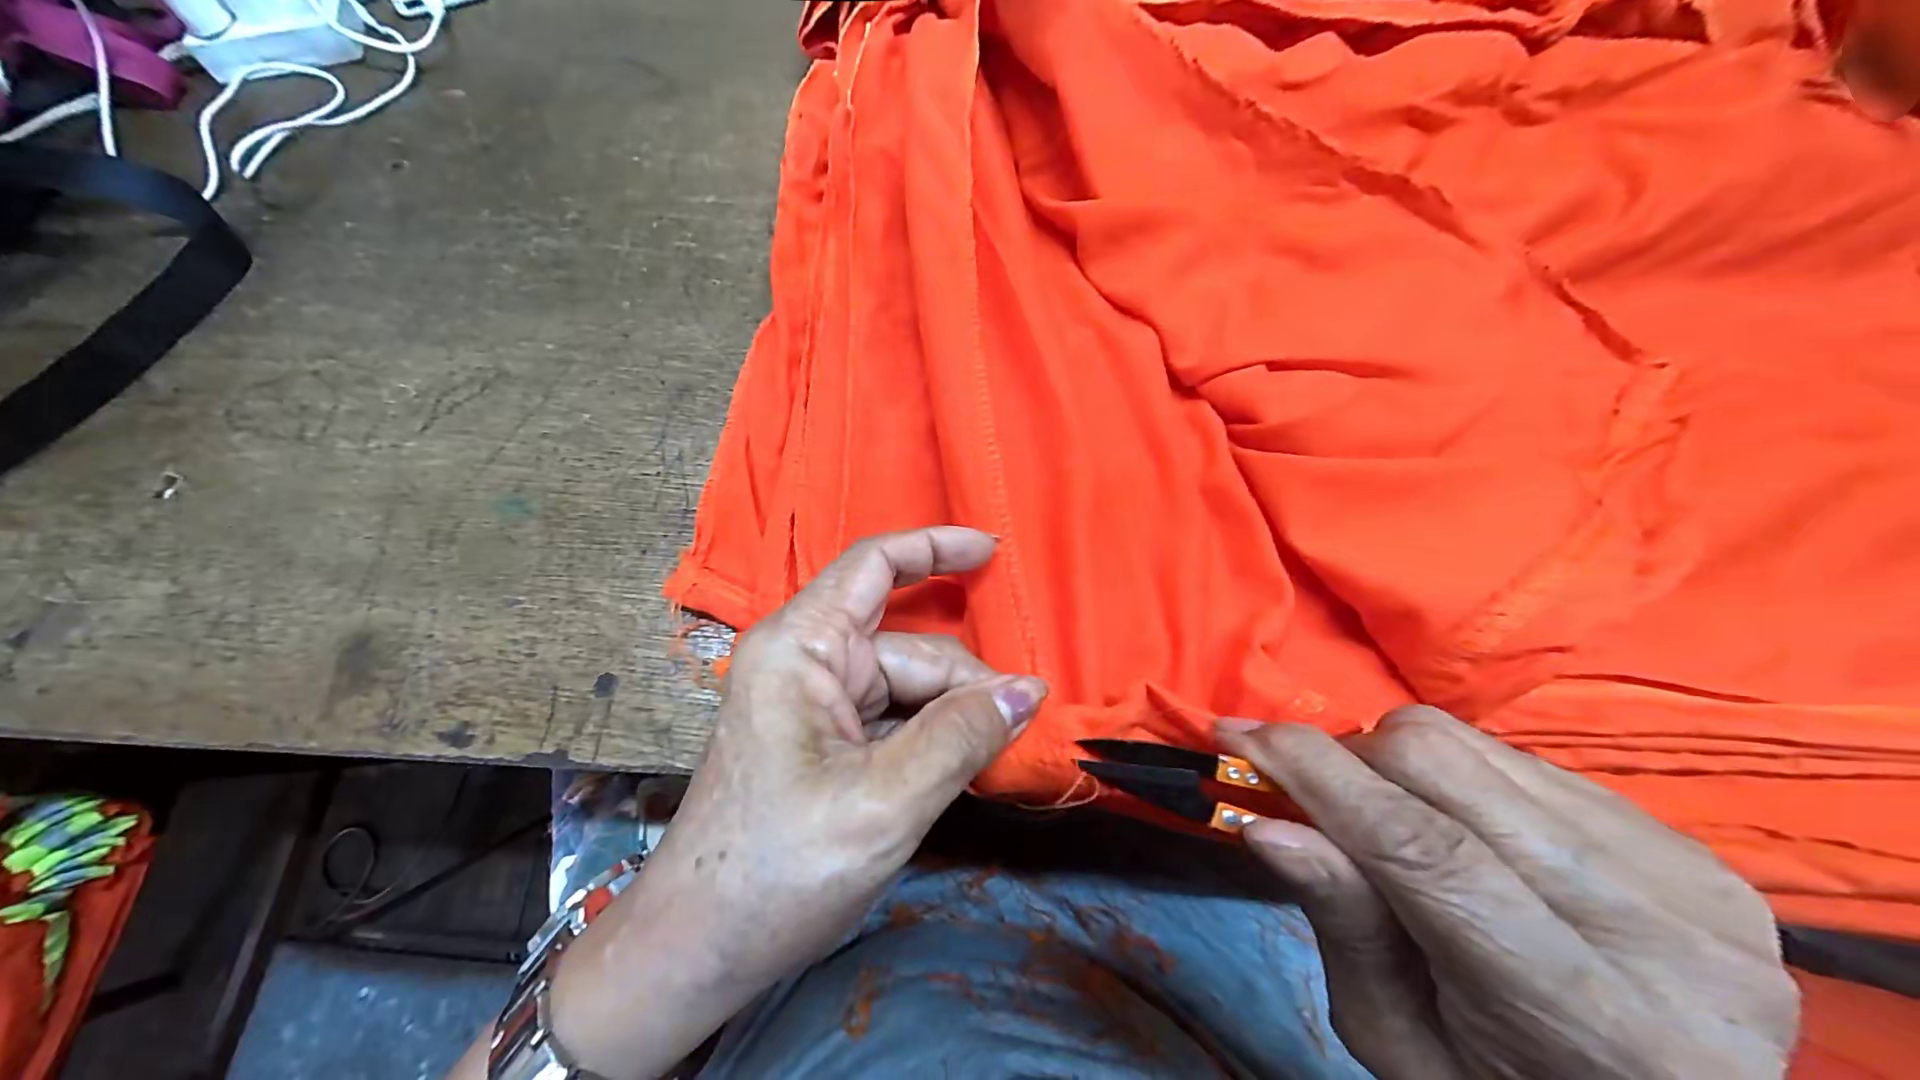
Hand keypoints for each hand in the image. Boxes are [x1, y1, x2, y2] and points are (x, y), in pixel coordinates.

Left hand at [647, 525, 1046, 980]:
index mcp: (801, 648)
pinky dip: (932, 738)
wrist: (698, 951)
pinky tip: (961, 769)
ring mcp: (815, 705)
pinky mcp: (824, 743)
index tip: (993, 550)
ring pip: (908, 689)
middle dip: (965, 682)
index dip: (934, 548)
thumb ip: (961, 738)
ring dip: (953, 718)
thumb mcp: (884, 803)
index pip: (873, 567)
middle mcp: (806, 663)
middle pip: (909, 645)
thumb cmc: (776, 871)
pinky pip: (894, 721)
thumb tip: (1028, 692)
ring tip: (990, 760)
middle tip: (1018, 727)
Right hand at [1218, 707, 1799, 1079]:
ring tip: (1377, 811)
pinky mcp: (1685, 841)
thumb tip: (1265, 826)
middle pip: (1443, 767)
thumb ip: (1341, 923)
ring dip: (1388, 759)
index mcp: (1586, 1019)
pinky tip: (1452, 824)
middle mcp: (1655, 930)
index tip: (1235, 734)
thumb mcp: (1395, 1039)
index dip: (1317, 778)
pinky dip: (1447, 772)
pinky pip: (1512, 756)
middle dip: (1343, 756)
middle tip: (1302, 789)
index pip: (1423, 852)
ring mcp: (1684, 874)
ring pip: (1471, 743)